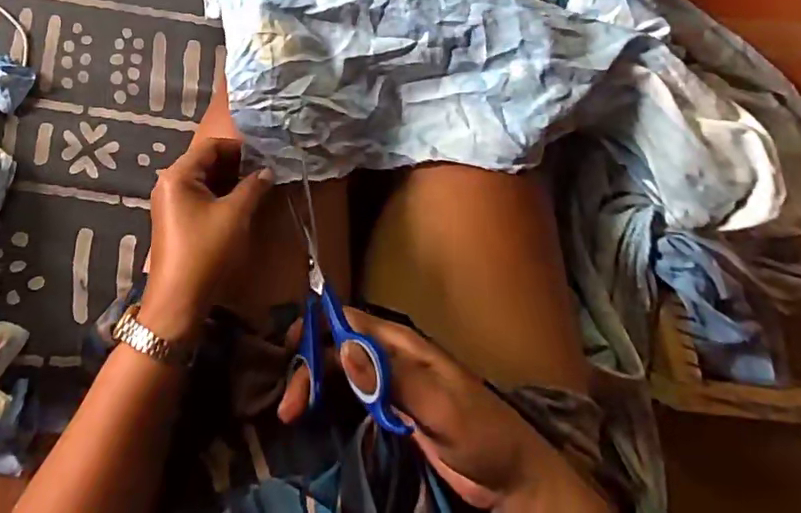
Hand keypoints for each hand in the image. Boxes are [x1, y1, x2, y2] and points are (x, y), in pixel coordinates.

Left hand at [139, 136, 272, 341]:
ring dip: (228, 180)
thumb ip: (253, 187)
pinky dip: (218, 194)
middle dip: (235, 164)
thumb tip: (267, 171)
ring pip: (203, 179)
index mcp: (178, 175)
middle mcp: (169, 182)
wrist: (178, 301)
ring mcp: (169, 201)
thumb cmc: (206, 251)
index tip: (263, 155)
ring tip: (255, 186)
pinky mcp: (173, 219)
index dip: (238, 148)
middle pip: (204, 161)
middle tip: (262, 171)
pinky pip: (198, 196)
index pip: (210, 146)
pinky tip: (239, 203)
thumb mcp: (235, 215)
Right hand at [279, 308, 603, 511]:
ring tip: (290, 413)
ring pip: (340, 373)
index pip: (349, 321)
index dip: (316, 328)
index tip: (288, 351)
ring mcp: (390, 386)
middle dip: (309, 367)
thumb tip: (344, 346)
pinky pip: (350, 399)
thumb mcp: (441, 406)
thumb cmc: (482, 433)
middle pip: (338, 348)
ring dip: (313, 386)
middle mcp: (391, 358)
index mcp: (403, 344)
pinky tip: (311, 418)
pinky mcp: (390, 414)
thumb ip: (394, 377)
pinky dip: (327, 404)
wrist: (513, 479)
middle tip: (287, 405)